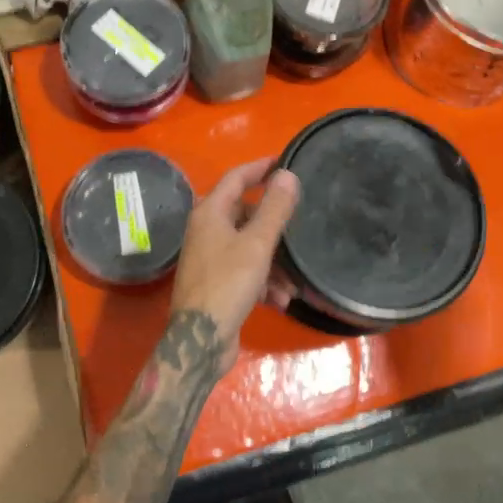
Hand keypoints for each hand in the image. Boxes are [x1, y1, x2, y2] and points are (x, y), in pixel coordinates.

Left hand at [170, 158, 299, 369]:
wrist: (200, 340)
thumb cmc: (227, 284)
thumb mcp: (257, 244)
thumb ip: (274, 209)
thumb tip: (287, 174)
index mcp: (210, 213)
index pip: (236, 178)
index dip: (260, 168)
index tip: (285, 162)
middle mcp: (206, 230)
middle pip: (245, 214)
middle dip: (275, 227)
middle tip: (301, 228)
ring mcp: (210, 257)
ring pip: (250, 247)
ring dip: (274, 262)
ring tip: (294, 282)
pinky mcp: (217, 283)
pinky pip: (247, 272)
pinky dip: (264, 282)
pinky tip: (282, 300)